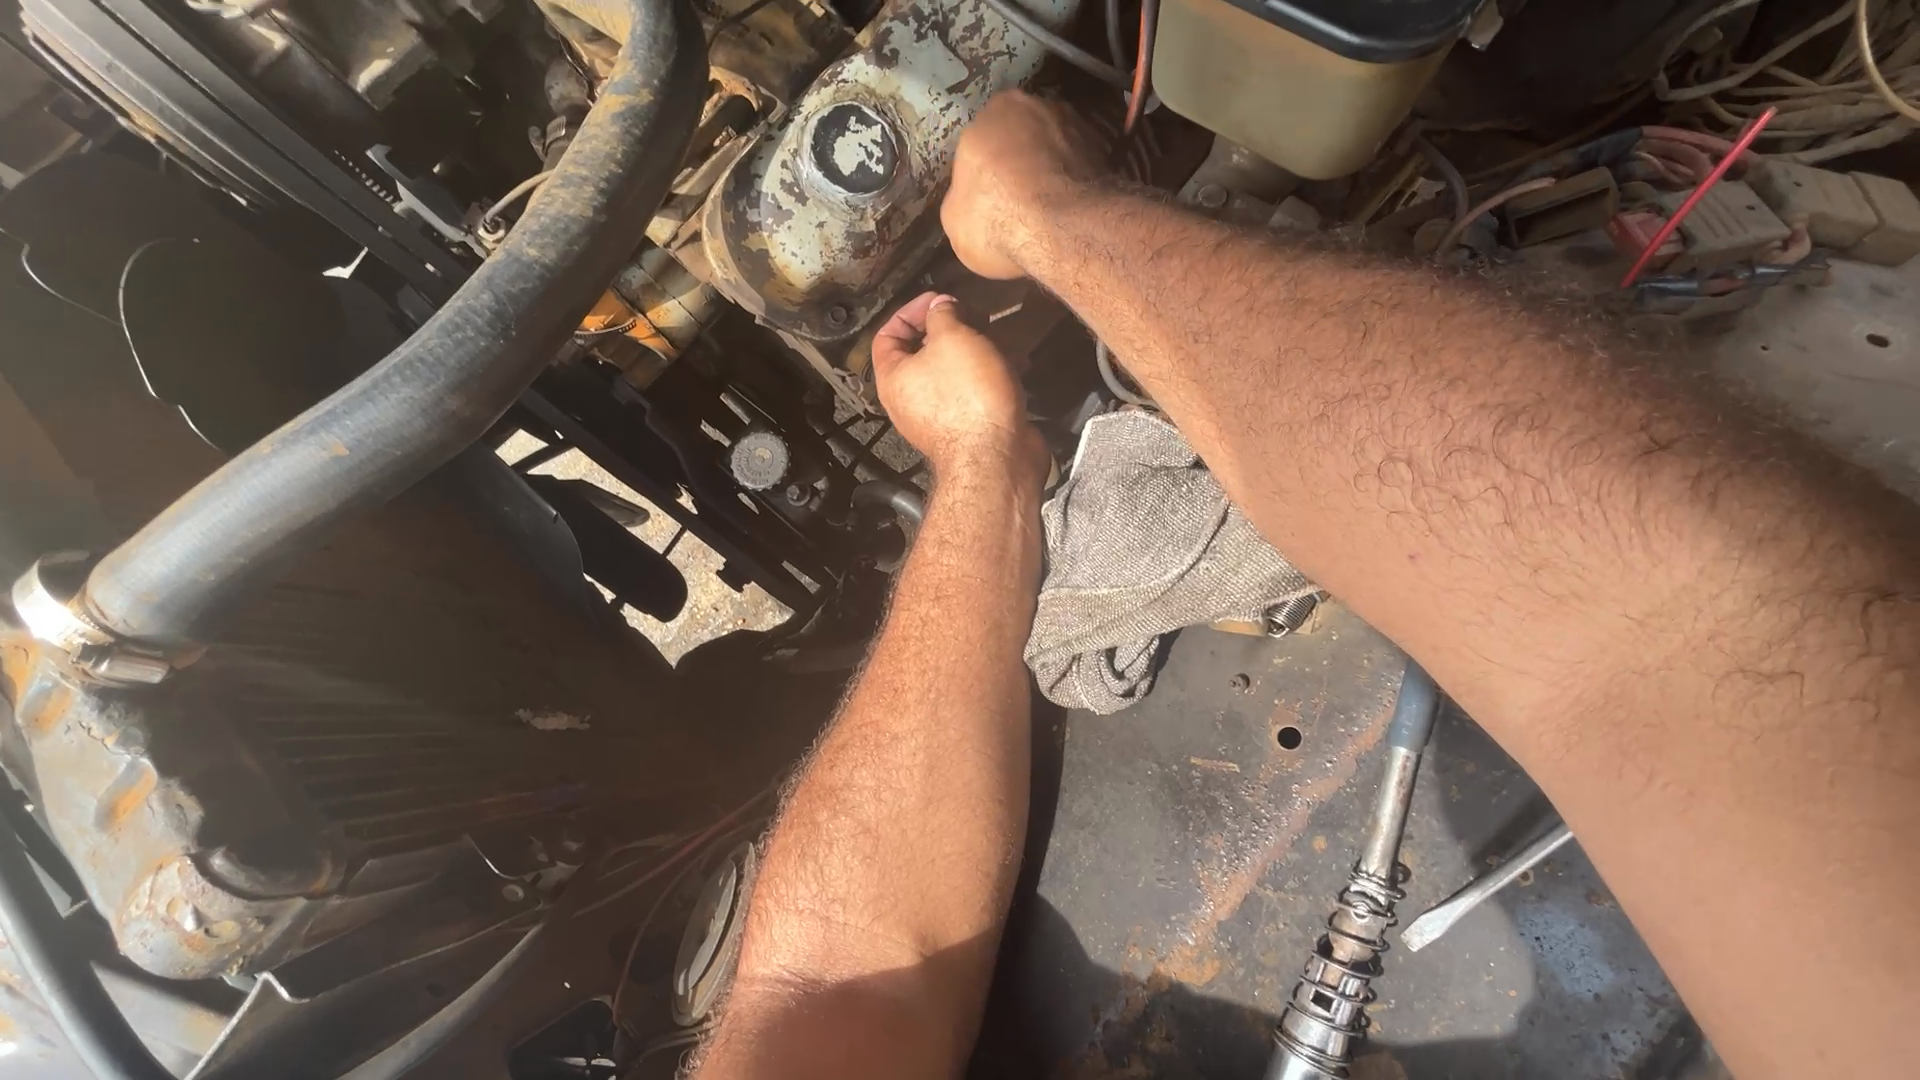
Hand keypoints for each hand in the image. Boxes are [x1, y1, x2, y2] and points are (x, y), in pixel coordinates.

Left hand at [872, 291, 1045, 481]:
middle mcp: (911, 400)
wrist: (997, 456)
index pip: (887, 334)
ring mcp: (941, 415)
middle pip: (923, 352)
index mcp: (894, 378)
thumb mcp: (952, 337)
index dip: (911, 310)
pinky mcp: (970, 425)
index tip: (937, 300)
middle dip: (951, 329)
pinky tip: (1016, 365)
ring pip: (955, 371)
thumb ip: (942, 314)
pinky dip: (993, 374)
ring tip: (999, 338)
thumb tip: (941, 306)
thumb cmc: (968, 402)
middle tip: (973, 316)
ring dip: (978, 350)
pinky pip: (976, 391)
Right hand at [943, 91, 1101, 279]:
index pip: (981, 141)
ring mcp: (1076, 123)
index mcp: (993, 109)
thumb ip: (962, 198)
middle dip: (1018, 165)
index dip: (982, 174)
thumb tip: (970, 202)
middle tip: (1017, 205)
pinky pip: (1080, 168)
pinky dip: (1074, 184)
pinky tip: (1069, 213)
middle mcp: (1036, 104)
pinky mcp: (1105, 151)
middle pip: (1020, 138)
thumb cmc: (996, 218)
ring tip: (1047, 211)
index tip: (987, 202)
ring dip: (1050, 172)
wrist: (1062, 229)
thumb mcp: (954, 219)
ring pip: (1054, 149)